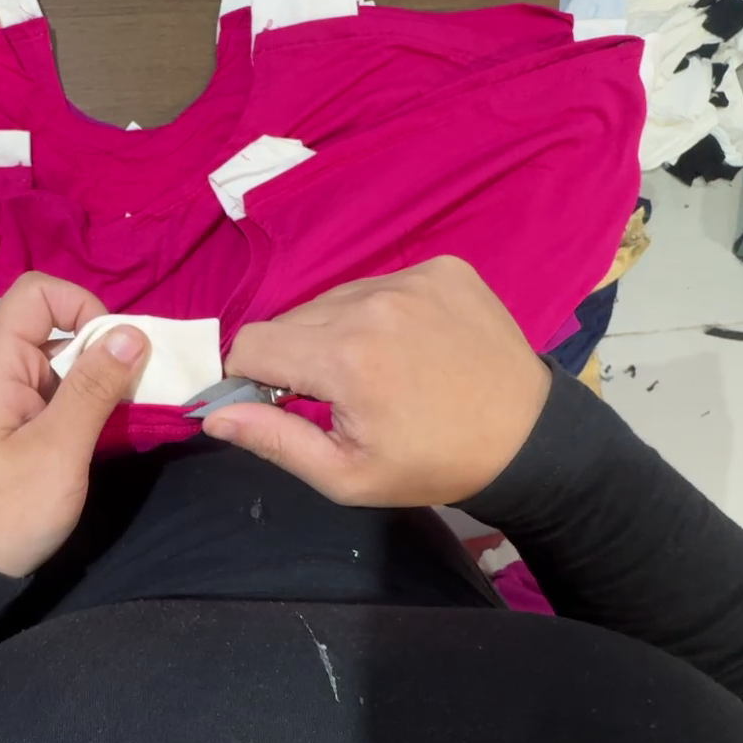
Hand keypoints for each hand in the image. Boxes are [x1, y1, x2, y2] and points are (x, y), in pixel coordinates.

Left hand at [0, 272, 148, 575]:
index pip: (35, 293)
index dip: (82, 306)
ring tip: (113, 420)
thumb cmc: (8, 514)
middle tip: (126, 395)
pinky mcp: (3, 424)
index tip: (114, 352)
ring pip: (52, 362)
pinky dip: (75, 403)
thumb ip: (93, 388)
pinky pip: (45, 393)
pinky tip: (91, 435)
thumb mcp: (58, 452)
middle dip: (96, 349)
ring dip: (90, 380)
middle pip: (48, 326)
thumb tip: (132, 331)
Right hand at [202, 256, 550, 506]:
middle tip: (325, 396)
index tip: (269, 402)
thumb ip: (273, 440)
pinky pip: (372, 286)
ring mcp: (410, 279)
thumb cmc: (429, 466)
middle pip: (286, 321)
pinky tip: (400, 346)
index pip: (250, 344)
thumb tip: (213, 414)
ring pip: (327, 301)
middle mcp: (371, 303)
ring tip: (367, 371)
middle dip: (288, 358)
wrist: (529, 441)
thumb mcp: (343, 475)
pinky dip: (368, 315)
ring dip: (327, 335)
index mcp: (344, 358)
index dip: (244, 376)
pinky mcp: (440, 268)